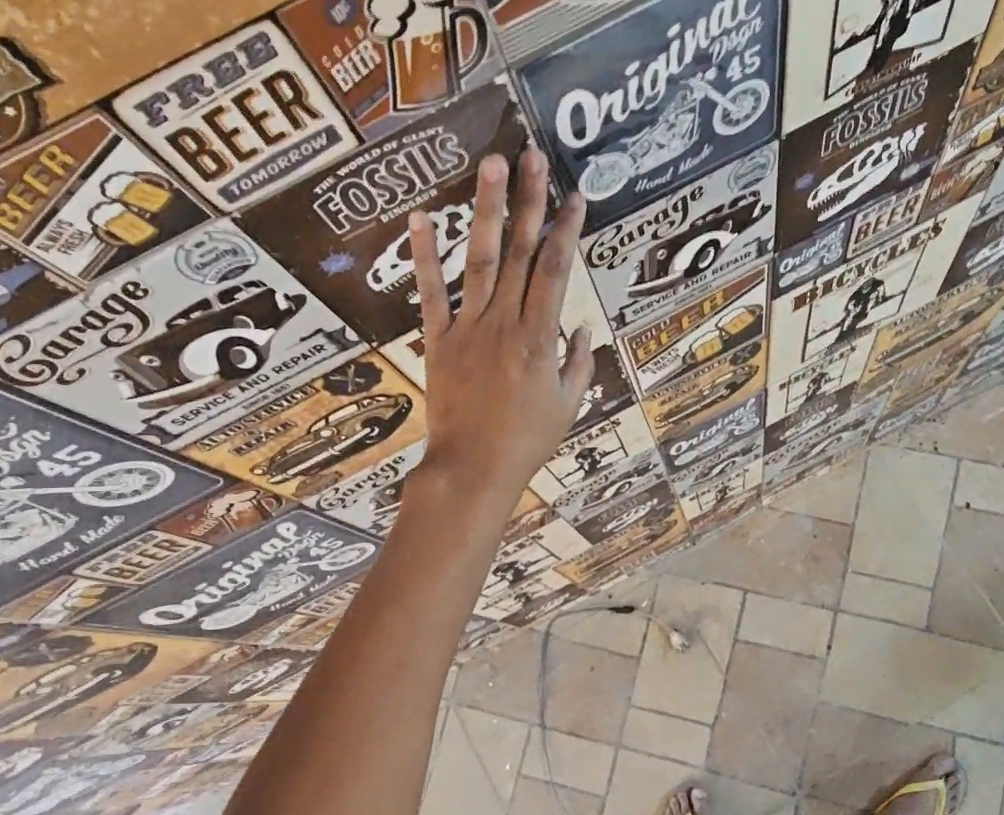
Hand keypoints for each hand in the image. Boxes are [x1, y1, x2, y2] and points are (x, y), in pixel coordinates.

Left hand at [410, 150, 594, 507]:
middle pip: (521, 253)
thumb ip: (578, 364)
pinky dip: (425, 256)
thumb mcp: (568, 407)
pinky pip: (430, 294)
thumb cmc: (527, 443)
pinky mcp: (438, 341)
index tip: (574, 196)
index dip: (566, 230)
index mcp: (540, 340)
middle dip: (530, 202)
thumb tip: (581, 328)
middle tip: (534, 156)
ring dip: (488, 211)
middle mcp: (504, 324)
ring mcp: (468, 329)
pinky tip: (422, 217)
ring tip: (493, 166)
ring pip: (481, 260)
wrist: (473, 469)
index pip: (556, 272)